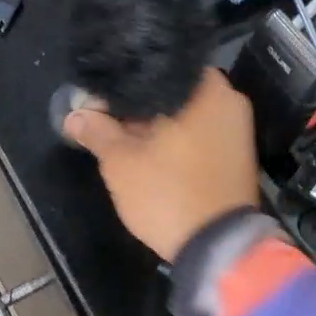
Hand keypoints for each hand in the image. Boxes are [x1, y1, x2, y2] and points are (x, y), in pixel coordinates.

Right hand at [63, 67, 260, 261]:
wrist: (217, 248)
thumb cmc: (169, 193)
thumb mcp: (122, 162)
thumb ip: (98, 132)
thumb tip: (75, 115)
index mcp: (207, 88)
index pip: (160, 68)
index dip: (128, 81)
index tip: (103, 96)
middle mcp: (230, 100)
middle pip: (175, 92)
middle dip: (142, 106)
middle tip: (110, 118)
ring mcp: (239, 129)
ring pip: (189, 115)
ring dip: (159, 124)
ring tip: (127, 135)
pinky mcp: (240, 156)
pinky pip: (203, 135)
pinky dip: (179, 140)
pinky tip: (153, 152)